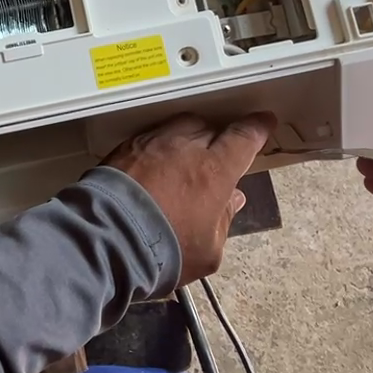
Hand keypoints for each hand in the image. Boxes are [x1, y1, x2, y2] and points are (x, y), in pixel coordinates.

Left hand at [105, 112, 277, 286]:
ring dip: (189, 136)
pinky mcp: (127, 145)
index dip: (256, 128)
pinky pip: (154, 135)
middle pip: (210, 127)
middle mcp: (186, 146)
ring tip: (187, 155)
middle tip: (218, 154)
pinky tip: (159, 161)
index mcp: (214, 170)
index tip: (264, 122)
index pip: (243, 138)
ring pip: (181, 126)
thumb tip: (232, 199)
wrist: (109, 237)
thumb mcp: (208, 250)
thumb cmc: (165, 249)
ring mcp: (154, 141)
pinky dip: (162, 143)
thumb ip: (223, 220)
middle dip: (218, 138)